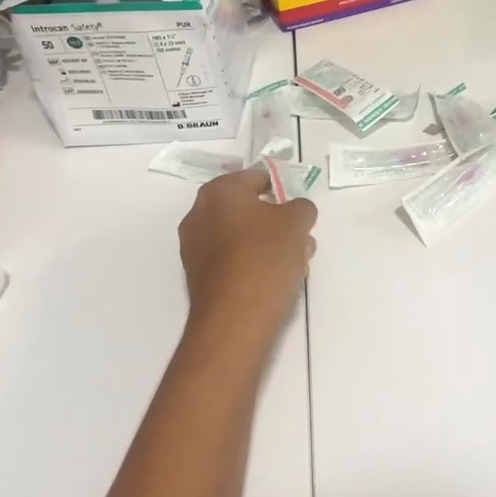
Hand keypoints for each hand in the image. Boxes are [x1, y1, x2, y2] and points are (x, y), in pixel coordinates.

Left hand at [178, 167, 317, 341]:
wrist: (234, 319)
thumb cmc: (265, 259)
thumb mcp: (296, 223)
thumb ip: (301, 207)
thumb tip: (295, 210)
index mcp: (219, 192)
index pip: (257, 177)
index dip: (282, 189)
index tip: (300, 209)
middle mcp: (199, 214)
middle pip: (248, 209)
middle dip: (278, 222)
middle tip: (301, 239)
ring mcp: (194, 247)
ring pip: (242, 236)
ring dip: (269, 244)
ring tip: (295, 265)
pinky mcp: (198, 277)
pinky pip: (232, 259)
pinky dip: (252, 263)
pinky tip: (274, 281)